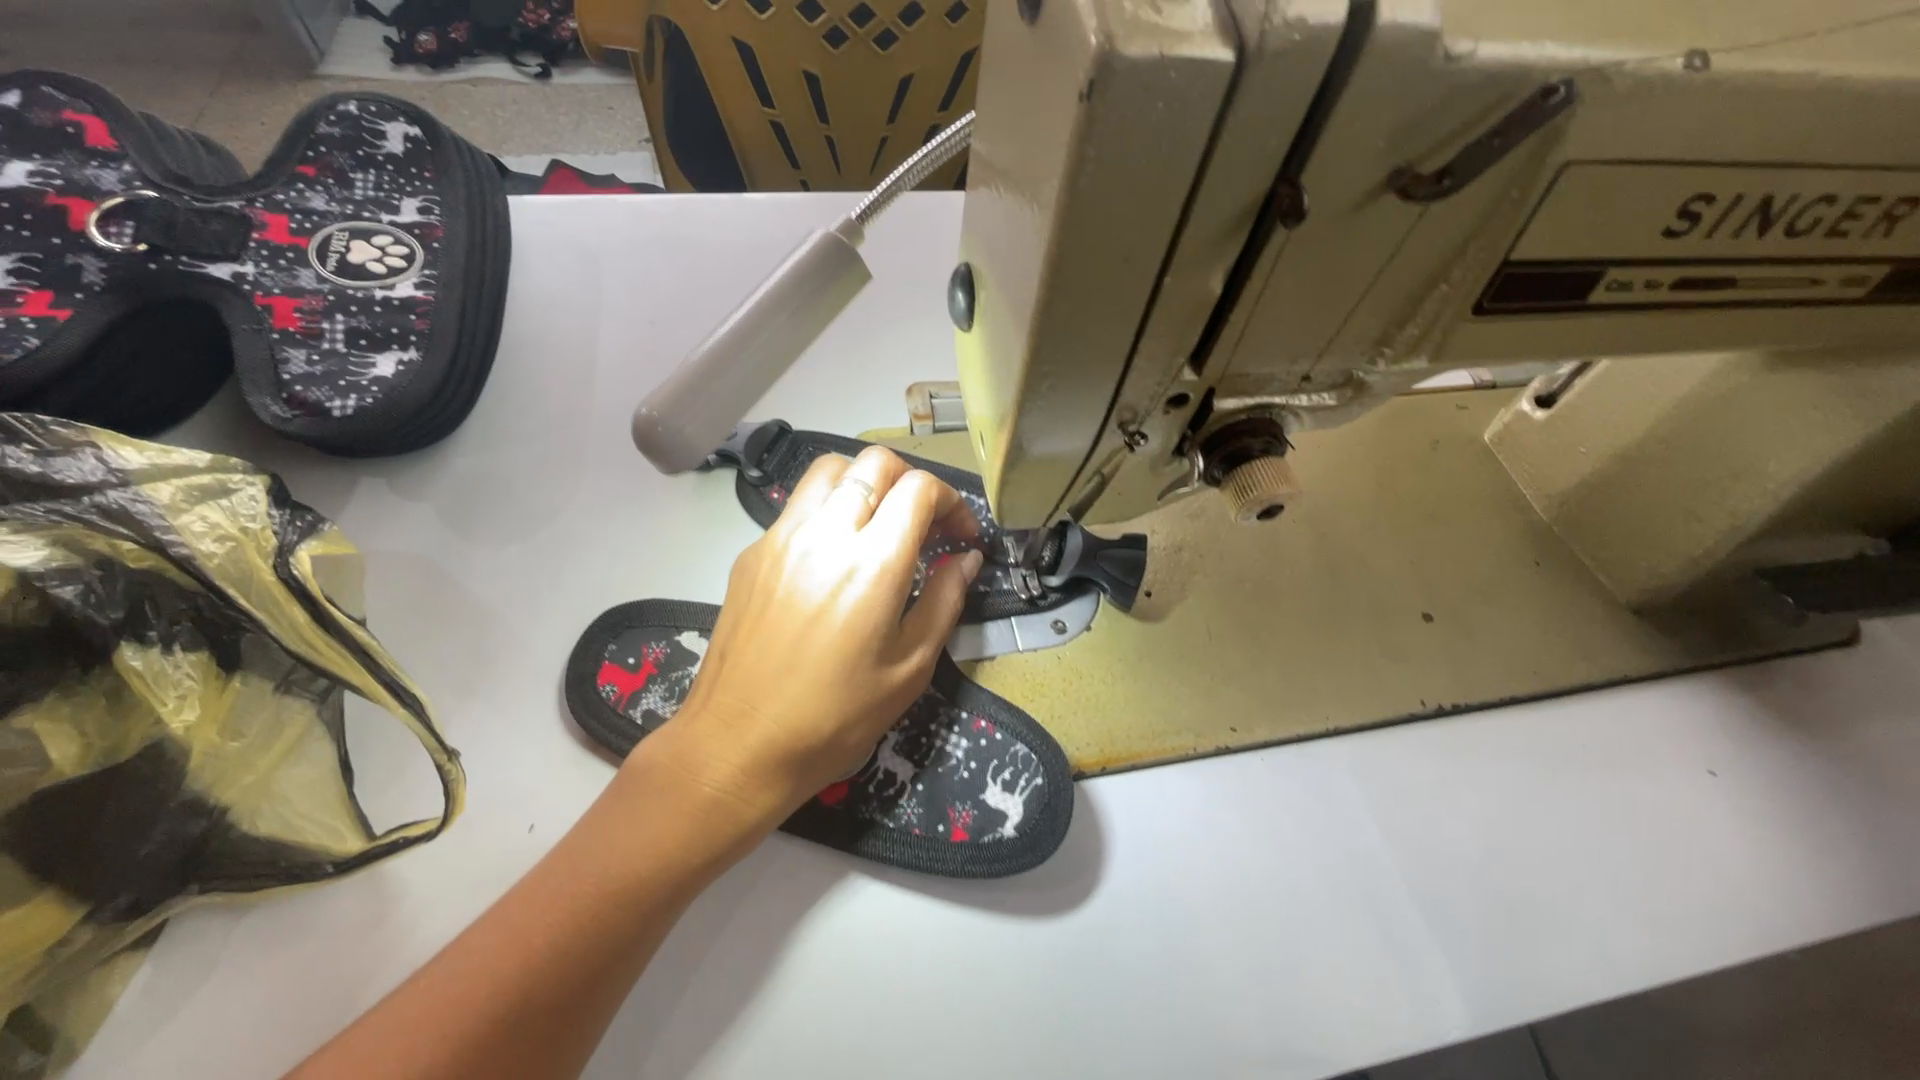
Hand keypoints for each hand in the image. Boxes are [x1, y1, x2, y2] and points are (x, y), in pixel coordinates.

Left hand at [637, 446, 982, 830]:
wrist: (739, 743)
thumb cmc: (835, 717)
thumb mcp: (910, 669)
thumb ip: (944, 602)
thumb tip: (965, 559)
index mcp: (873, 563)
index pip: (918, 489)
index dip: (951, 501)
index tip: (960, 536)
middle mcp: (826, 533)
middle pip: (874, 464)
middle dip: (911, 482)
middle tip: (925, 526)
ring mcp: (782, 537)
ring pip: (829, 470)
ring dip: (865, 482)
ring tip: (879, 524)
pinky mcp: (753, 553)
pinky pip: (798, 506)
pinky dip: (828, 508)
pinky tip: (834, 556)